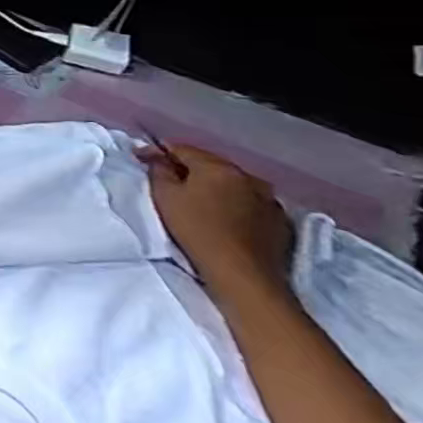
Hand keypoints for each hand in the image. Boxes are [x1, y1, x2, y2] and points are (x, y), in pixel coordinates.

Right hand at [143, 143, 292, 299]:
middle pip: (211, 164)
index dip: (158, 150)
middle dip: (189, 168)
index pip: (182, 149)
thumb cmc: (196, 230)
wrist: (243, 273)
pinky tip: (224, 216)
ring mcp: (270, 200)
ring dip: (215, 186)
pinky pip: (251, 203)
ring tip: (199, 198)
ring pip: (234, 183)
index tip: (141, 157)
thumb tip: (159, 159)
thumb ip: (159, 171)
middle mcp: (249, 177)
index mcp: (219, 167)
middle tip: (167, 177)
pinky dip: (235, 203)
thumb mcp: (165, 197)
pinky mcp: (281, 221)